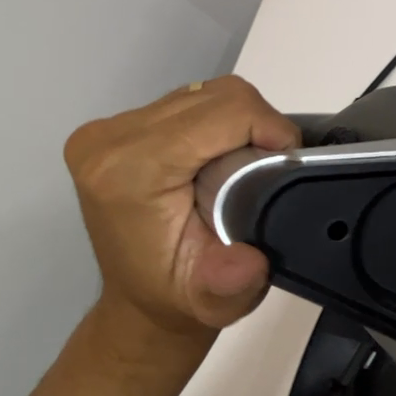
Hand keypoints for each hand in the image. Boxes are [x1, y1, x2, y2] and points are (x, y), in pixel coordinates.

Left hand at [63, 75, 298, 337]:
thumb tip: (246, 263)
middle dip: (260, 126)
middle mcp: (111, 141)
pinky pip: (194, 99)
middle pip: (221, 96)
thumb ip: (229, 282)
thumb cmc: (181, 297)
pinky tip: (220, 155)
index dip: (272, 131)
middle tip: (269, 169)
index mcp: (130, 173)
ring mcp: (110, 129)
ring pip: (211, 92)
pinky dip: (221, 120)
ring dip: (241, 122)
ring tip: (245, 164)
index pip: (227, 112)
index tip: (286, 166)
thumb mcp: (215, 303)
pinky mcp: (118, 125)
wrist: (139, 304)